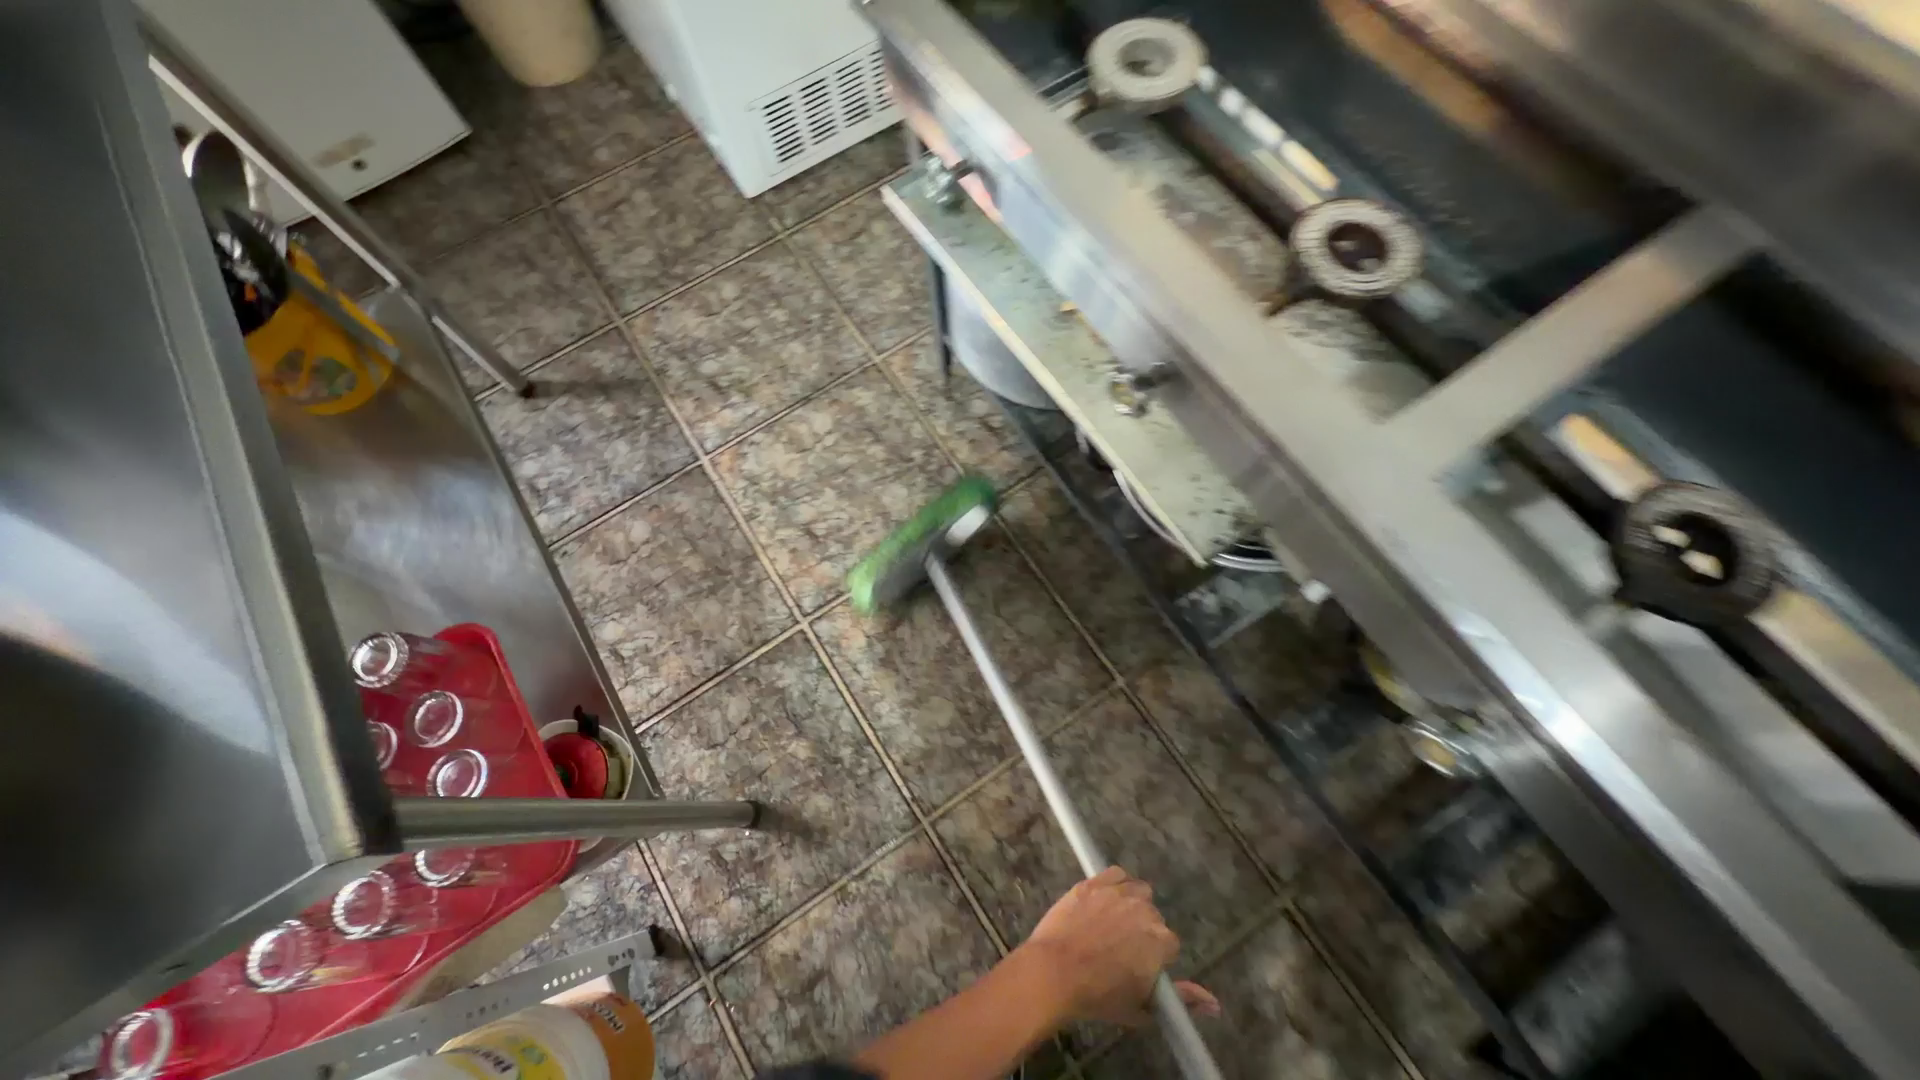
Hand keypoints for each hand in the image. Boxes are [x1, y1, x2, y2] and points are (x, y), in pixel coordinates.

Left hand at [1015, 867, 1219, 1025]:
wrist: (1054, 972)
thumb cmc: (1098, 995)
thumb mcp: (1143, 1007)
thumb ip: (1183, 1001)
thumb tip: (1215, 1004)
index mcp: (1161, 941)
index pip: (1169, 944)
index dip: (1153, 955)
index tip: (1136, 965)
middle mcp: (1146, 911)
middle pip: (1153, 917)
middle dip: (1141, 930)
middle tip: (1119, 948)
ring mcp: (1119, 893)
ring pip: (1138, 891)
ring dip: (1131, 903)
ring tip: (1112, 922)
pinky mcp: (1094, 882)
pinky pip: (1116, 874)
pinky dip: (1114, 882)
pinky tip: (1104, 898)